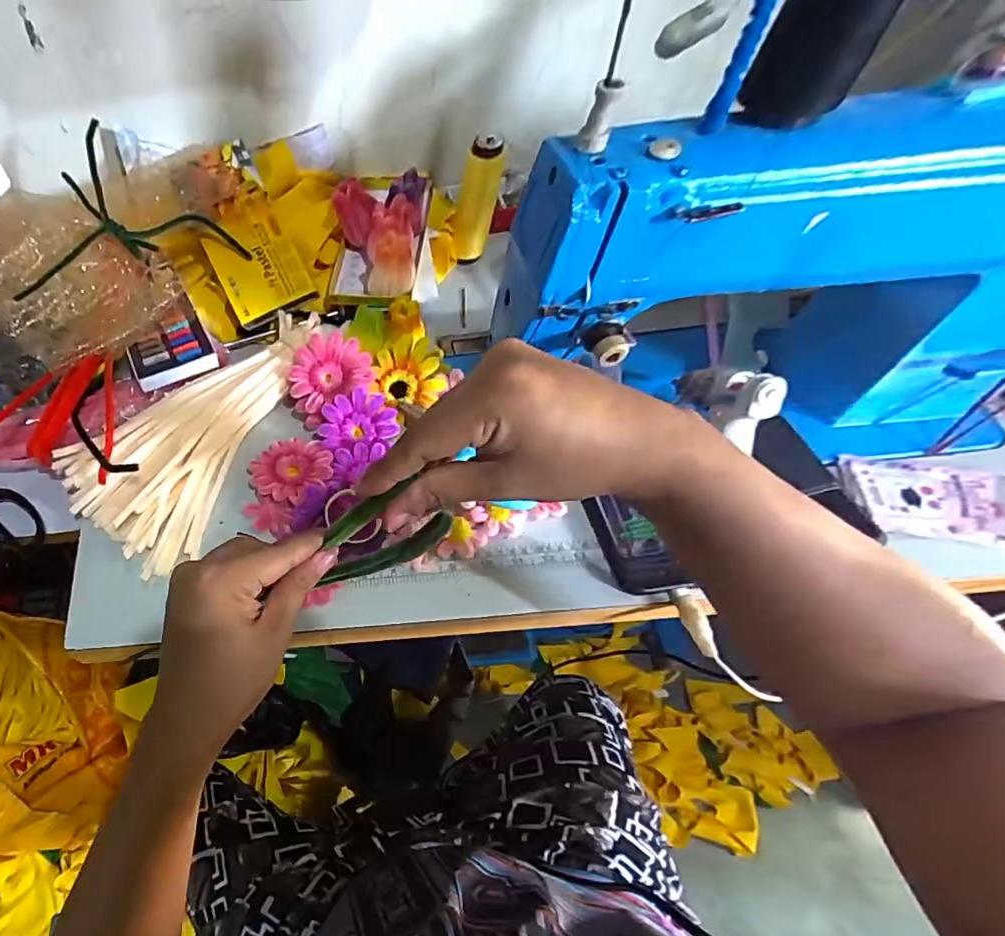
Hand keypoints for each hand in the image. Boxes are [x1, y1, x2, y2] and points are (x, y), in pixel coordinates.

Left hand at [147, 532, 335, 758]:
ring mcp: (185, 576)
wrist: (188, 716)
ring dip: (262, 567)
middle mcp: (198, 567)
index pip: (274, 552)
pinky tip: (256, 600)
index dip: (306, 546)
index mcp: (220, 579)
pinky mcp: (181, 588)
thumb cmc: (236, 682)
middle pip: (253, 548)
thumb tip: (325, 553)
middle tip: (310, 579)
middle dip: (282, 559)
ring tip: (282, 596)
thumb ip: (297, 586)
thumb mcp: (274, 633)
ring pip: (237, 555)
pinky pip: (221, 568)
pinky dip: (242, 575)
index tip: (334, 537)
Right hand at [356, 339, 722, 526]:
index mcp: (491, 389)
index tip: (362, 497)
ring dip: (434, 448)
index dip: (391, 472)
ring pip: (450, 412)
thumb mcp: (505, 482)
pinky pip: (471, 401)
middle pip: (434, 422)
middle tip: (391, 504)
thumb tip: (393, 510)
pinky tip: (450, 456)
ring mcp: (504, 356)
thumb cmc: (578, 467)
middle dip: (413, 465)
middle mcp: (491, 361)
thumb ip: (442, 488)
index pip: (425, 438)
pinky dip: (458, 431)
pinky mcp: (515, 362)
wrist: (642, 440)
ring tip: (418, 486)